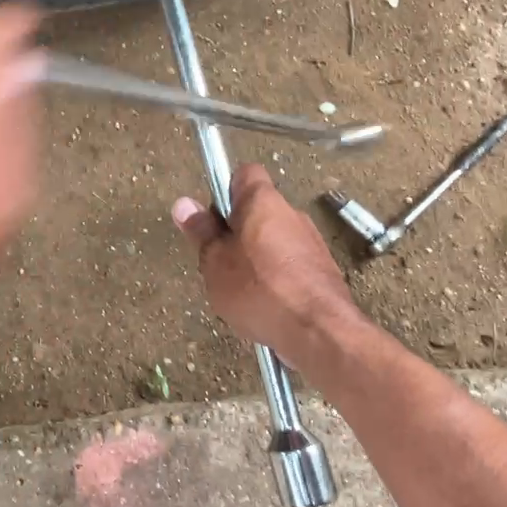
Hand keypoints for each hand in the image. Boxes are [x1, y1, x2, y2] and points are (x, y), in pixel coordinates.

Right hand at [172, 165, 366, 375]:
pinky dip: (274, 278)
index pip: (244, 174)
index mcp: (263, 202)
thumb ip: (201, 232)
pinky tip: (264, 304)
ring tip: (239, 288)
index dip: (224, 190)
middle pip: (257, 211)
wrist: (317, 331)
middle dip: (236, 232)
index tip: (211, 218)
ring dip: (255, 257)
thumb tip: (183, 204)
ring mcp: (311, 242)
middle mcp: (291, 214)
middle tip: (218, 261)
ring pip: (272, 240)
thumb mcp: (215, 262)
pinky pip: (289, 264)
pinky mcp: (322, 271)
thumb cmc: (258, 289)